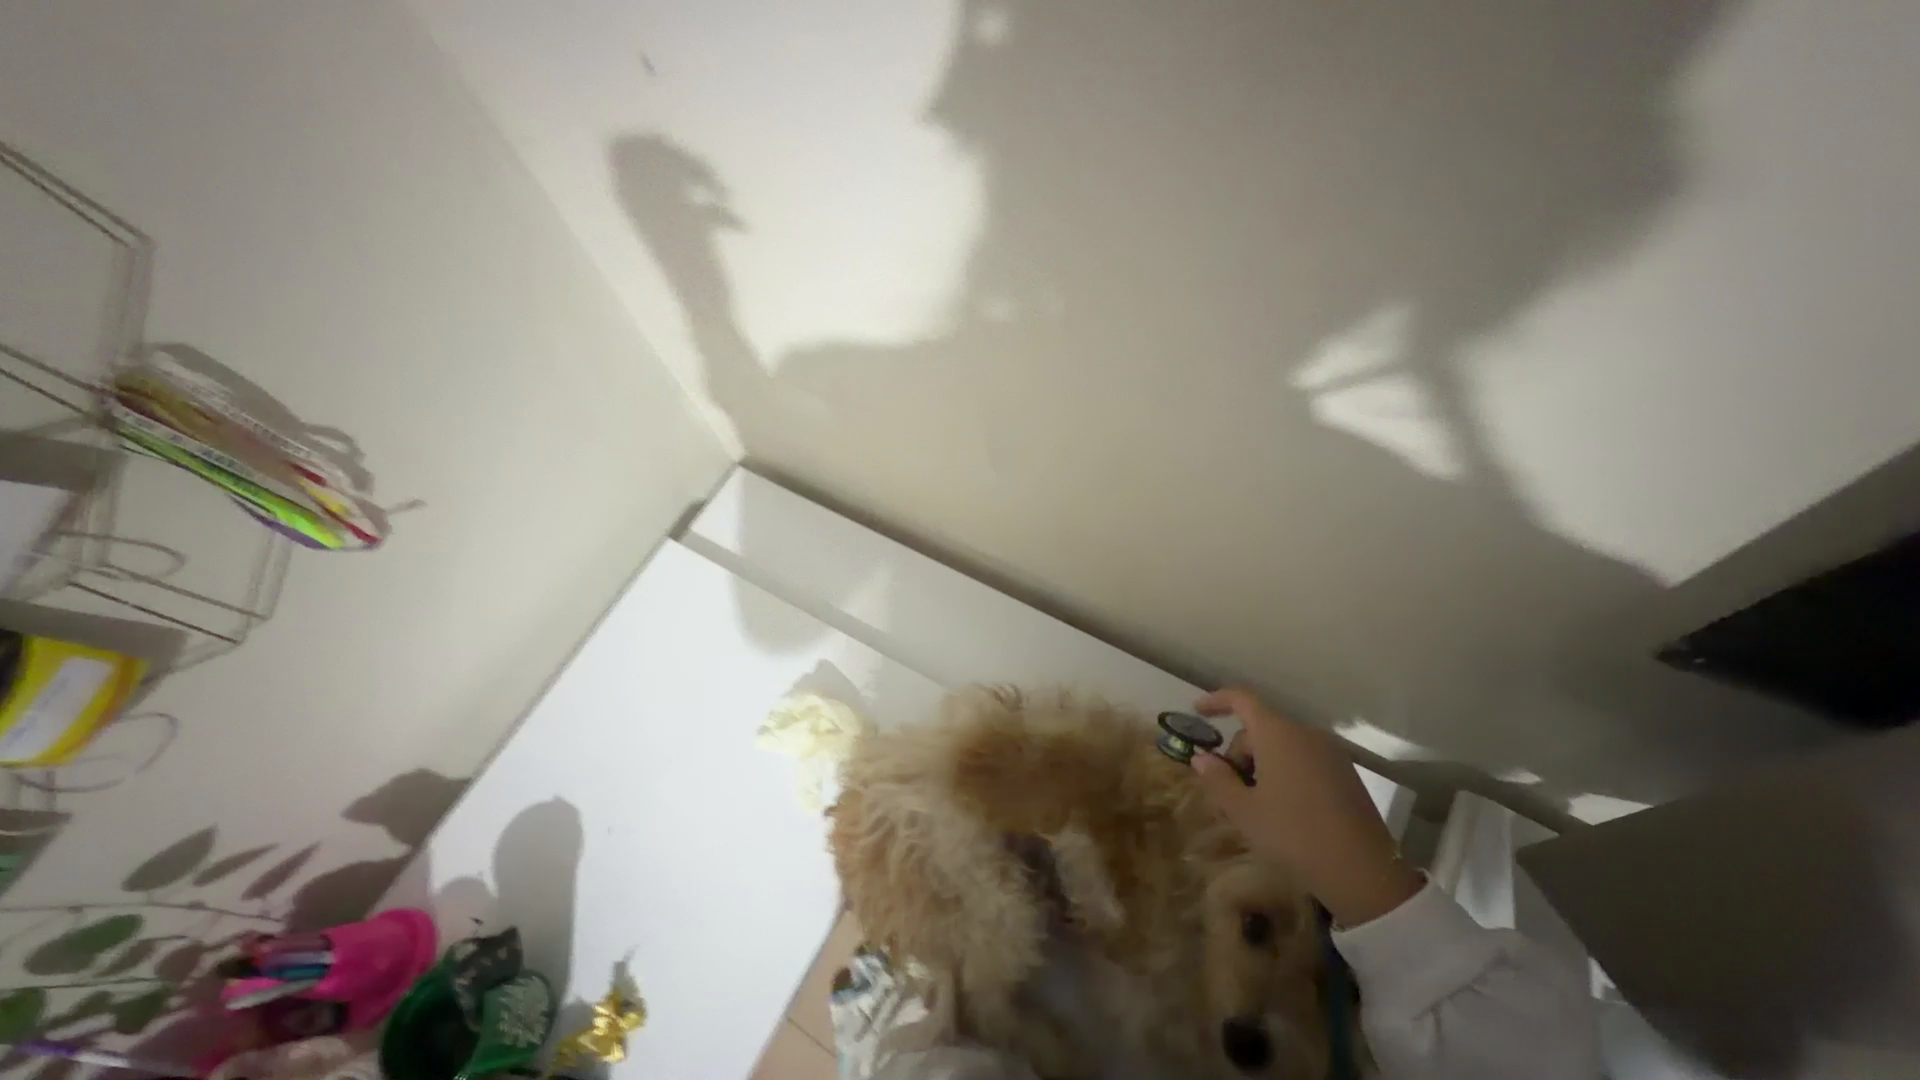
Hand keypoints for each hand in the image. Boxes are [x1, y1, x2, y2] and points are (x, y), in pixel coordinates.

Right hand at [1190, 688, 1422, 926]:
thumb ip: (1218, 779)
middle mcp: (1305, 733)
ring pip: (1283, 746)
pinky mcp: (1345, 773)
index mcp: (1278, 733)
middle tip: (1228, 791)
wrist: (1361, 869)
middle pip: (1261, 728)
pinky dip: (1285, 772)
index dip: (1217, 701)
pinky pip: (1304, 760)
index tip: (1197, 711)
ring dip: (1261, 765)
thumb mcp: (1243, 810)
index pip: (1242, 699)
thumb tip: (1201, 758)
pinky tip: (1282, 809)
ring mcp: (1330, 752)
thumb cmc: (1292, 833)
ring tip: (1254, 805)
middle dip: (1238, 752)